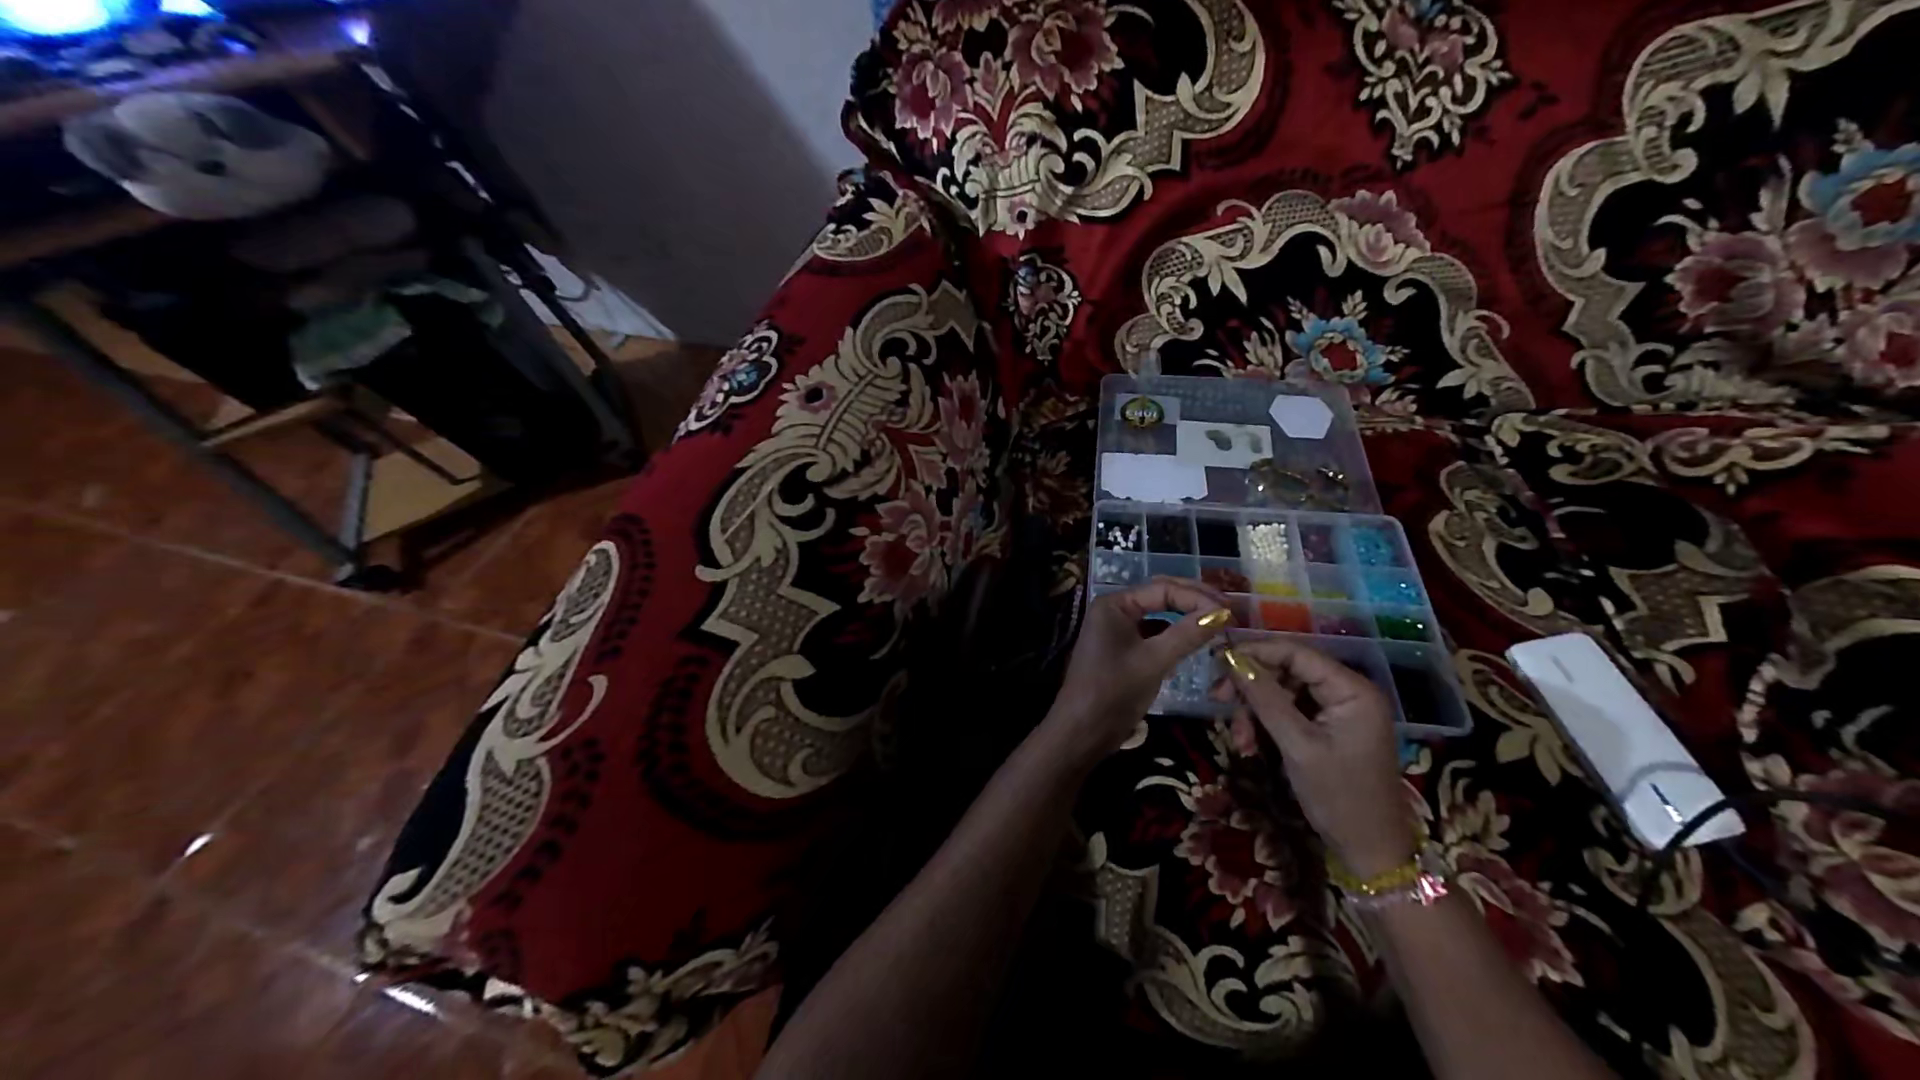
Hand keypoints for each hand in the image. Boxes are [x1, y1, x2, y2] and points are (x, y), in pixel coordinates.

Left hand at [1041, 577, 1231, 768]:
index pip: (1163, 588)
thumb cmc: (1113, 691)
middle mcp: (1115, 610)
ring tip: (1218, 622)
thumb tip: (1222, 614)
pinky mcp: (1123, 650)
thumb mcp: (1154, 661)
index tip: (1230, 611)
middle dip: (1194, 601)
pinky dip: (1175, 635)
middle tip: (1230, 610)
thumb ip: (1187, 634)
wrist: (1082, 731)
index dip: (1198, 597)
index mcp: (1115, 604)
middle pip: (1161, 596)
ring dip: (1187, 617)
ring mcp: (1118, 630)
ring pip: (1159, 615)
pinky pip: (1154, 634)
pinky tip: (1196, 641)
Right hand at [1214, 638, 1416, 878]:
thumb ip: (1266, 698)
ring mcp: (1340, 711)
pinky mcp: (1330, 728)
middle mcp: (1349, 692)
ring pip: (1284, 692)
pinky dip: (1267, 725)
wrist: (1371, 851)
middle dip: (1252, 686)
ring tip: (1239, 739)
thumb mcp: (1297, 745)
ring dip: (1255, 711)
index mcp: (1353, 690)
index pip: (1297, 653)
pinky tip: (1250, 746)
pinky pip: (1291, 712)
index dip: (1256, 652)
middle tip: (1218, 699)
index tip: (1218, 663)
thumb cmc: (1339, 797)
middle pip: (1288, 670)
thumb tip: (1233, 660)